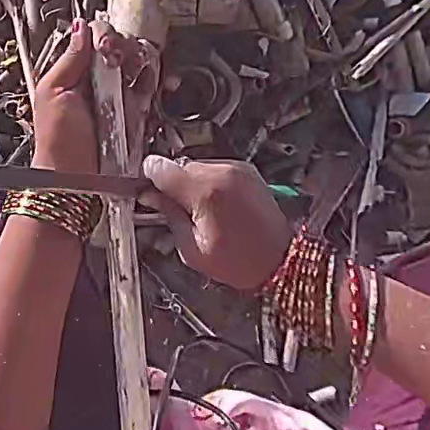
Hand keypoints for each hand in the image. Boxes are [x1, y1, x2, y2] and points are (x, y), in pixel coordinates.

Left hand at [29, 20, 151, 172]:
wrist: (76, 179)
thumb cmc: (58, 142)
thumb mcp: (53, 92)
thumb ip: (70, 58)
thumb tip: (81, 26)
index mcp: (75, 71)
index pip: (96, 36)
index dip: (104, 35)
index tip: (105, 47)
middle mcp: (99, 80)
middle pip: (122, 45)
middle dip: (123, 48)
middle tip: (117, 63)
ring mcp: (119, 96)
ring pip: (140, 62)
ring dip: (139, 62)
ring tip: (131, 75)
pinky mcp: (136, 114)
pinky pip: (150, 88)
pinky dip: (152, 81)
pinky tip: (146, 84)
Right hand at [140, 155, 291, 291]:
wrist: (283, 260)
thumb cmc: (239, 262)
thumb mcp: (192, 248)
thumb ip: (169, 215)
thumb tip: (150, 195)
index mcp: (205, 192)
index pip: (160, 168)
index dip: (148, 179)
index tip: (146, 192)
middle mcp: (221, 172)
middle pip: (178, 166)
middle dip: (173, 186)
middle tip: (178, 211)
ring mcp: (236, 169)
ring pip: (195, 166)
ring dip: (191, 184)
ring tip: (201, 212)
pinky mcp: (246, 170)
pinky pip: (213, 169)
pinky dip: (208, 183)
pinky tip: (215, 205)